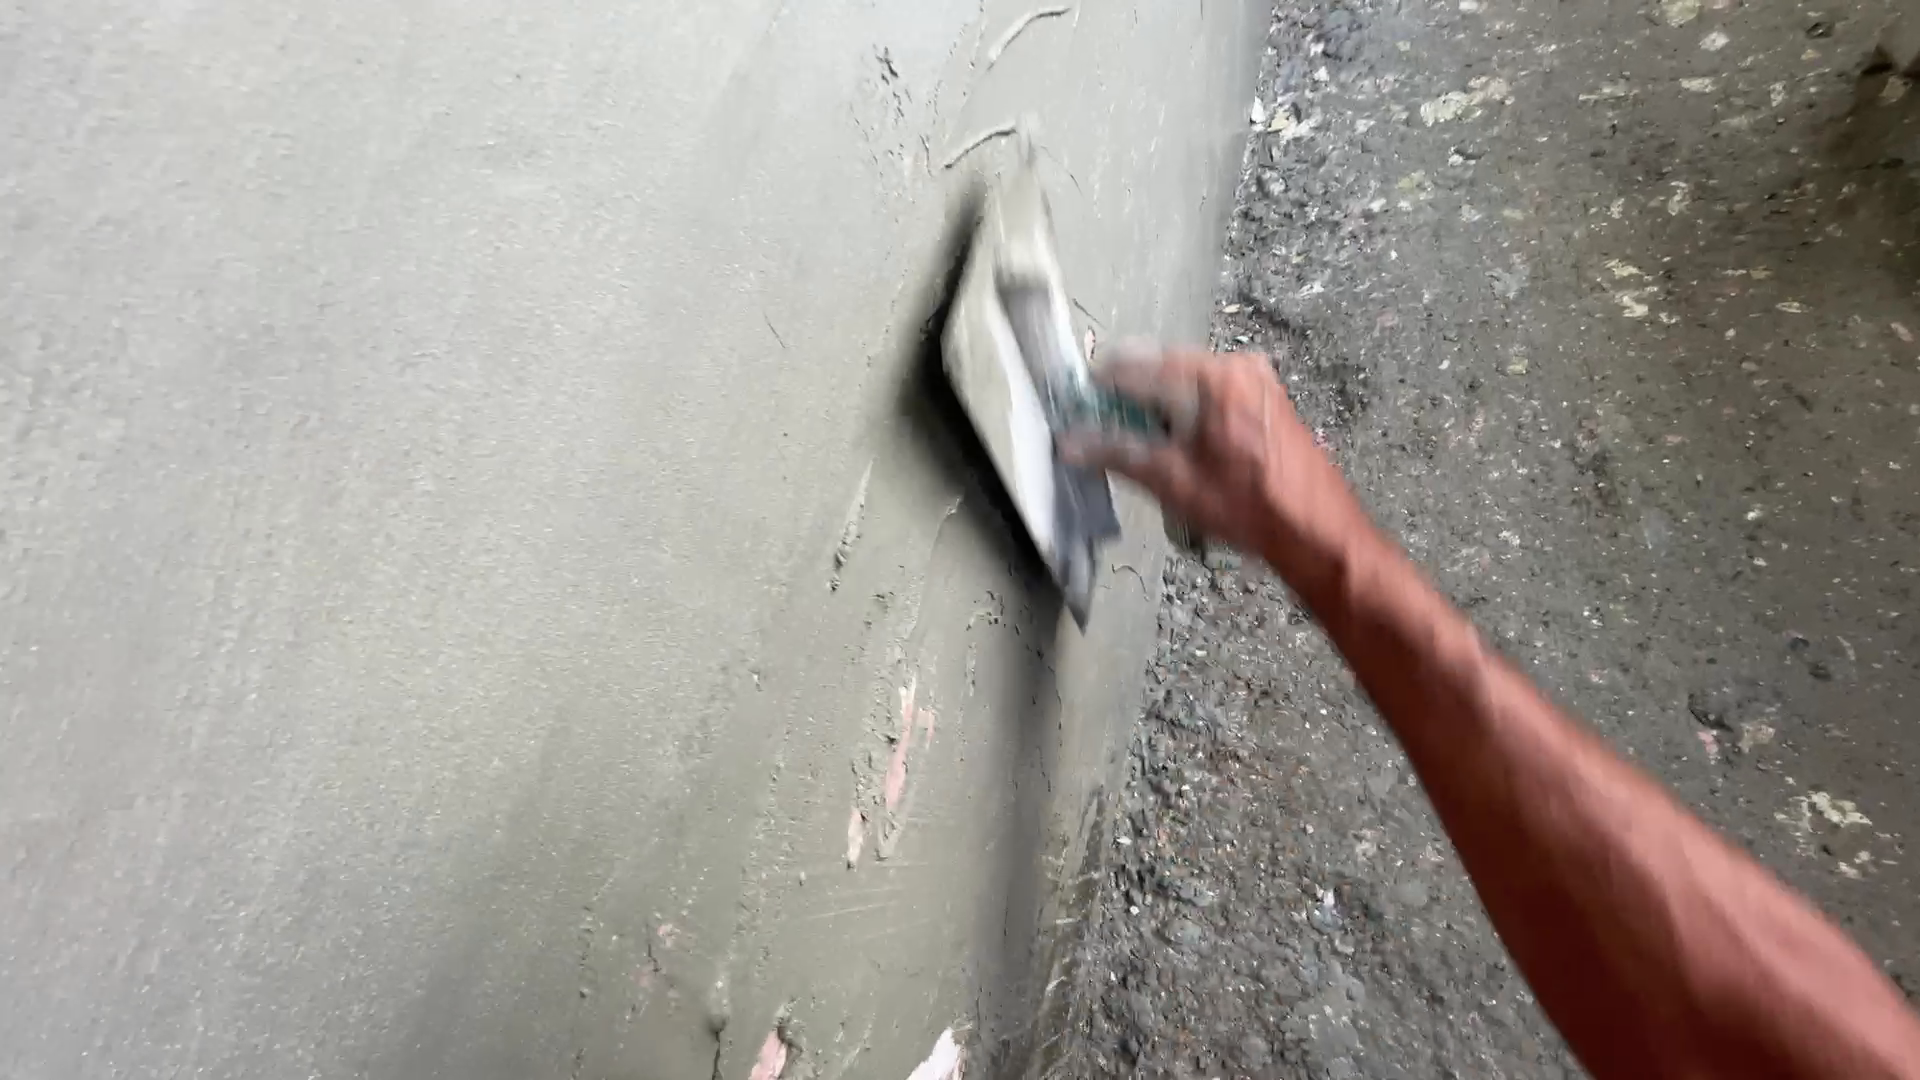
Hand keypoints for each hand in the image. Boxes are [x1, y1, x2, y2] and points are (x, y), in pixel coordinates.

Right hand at [1057, 340, 1370, 595]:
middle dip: (1125, 397)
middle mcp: (1234, 365)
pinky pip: (1206, 390)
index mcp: (1210, 377)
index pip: (1133, 366)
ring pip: (1182, 379)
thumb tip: (1068, 443)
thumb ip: (1115, 453)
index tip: (1073, 408)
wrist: (1315, 529)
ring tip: (1135, 442)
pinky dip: (1181, 408)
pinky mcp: (1262, 395)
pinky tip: (1172, 441)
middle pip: (1158, 367)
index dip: (1097, 388)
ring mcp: (1253, 378)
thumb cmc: (1245, 506)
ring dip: (1152, 403)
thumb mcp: (1170, 480)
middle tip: (1100, 430)